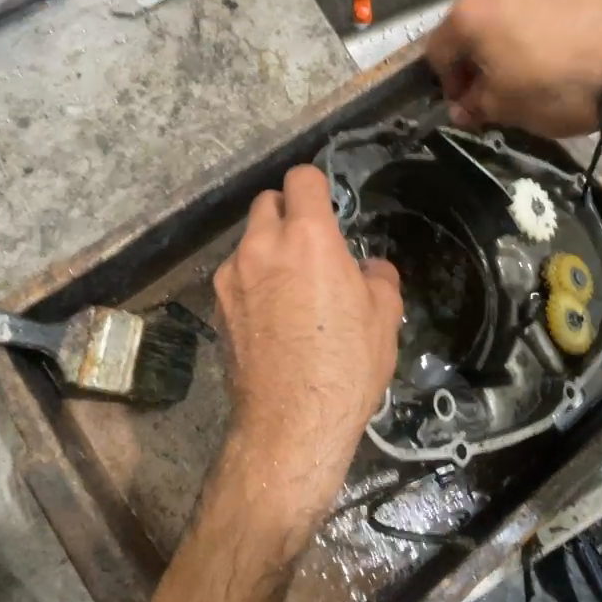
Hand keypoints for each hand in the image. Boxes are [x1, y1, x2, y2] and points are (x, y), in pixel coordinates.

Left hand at [212, 166, 402, 511]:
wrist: (291, 423)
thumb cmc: (346, 365)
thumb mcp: (384, 316)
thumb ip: (377, 276)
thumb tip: (365, 267)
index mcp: (308, 237)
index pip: (302, 178)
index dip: (316, 187)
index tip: (327, 208)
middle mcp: (263, 245)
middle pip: (268, 202)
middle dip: (288, 213)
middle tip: (309, 245)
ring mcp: (233, 275)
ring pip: (249, 239)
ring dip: (268, 248)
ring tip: (290, 286)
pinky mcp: (217, 304)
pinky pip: (236, 274)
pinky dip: (252, 279)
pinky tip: (270, 314)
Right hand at [425, 0, 601, 136]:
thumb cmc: (560, 90)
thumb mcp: (509, 109)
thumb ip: (476, 105)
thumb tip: (463, 107)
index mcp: (472, 14)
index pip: (439, 49)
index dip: (448, 79)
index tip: (466, 100)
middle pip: (480, 16)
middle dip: (484, 46)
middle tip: (504, 76)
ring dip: (522, 20)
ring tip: (546, 50)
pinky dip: (562, 3)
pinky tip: (579, 27)